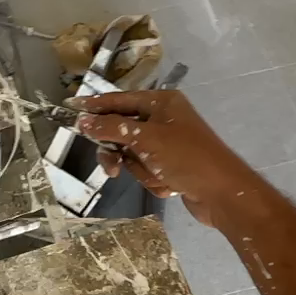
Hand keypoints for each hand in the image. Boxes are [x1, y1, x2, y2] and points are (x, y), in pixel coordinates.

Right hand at [71, 90, 263, 227]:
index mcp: (161, 103)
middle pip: (122, 129)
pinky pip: (146, 169)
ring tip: (155, 177)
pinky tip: (170, 185)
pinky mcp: (171, 165)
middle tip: (112, 166)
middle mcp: (163, 118)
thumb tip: (82, 121)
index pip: (119, 100)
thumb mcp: (145, 140)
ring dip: (139, 168)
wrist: (224, 195)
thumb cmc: (187, 158)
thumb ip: (111, 128)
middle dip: (119, 150)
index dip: (95, 106)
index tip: (71, 108)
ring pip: (131, 153)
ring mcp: (168, 143)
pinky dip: (153, 179)